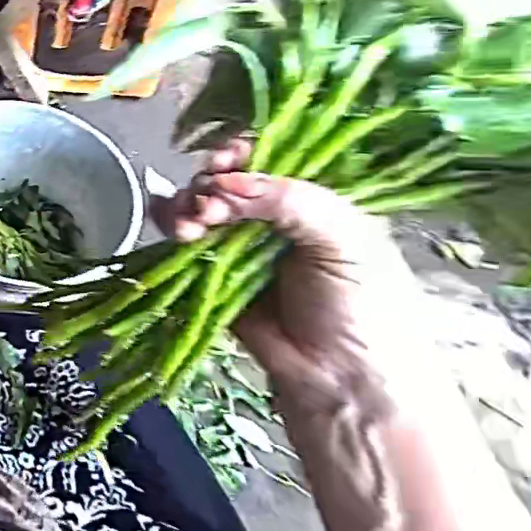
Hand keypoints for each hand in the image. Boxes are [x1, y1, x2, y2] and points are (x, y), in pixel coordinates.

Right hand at [161, 139, 426, 414]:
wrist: (338, 378)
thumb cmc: (363, 308)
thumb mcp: (346, 243)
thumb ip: (291, 201)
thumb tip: (222, 181)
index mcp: (315, 199)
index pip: (271, 155)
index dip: (241, 152)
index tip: (223, 164)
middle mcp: (272, 212)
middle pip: (224, 176)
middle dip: (207, 185)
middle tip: (208, 211)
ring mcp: (237, 238)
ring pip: (196, 200)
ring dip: (184, 207)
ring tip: (189, 231)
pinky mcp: (206, 262)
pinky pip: (177, 229)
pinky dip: (168, 222)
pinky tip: (174, 231)